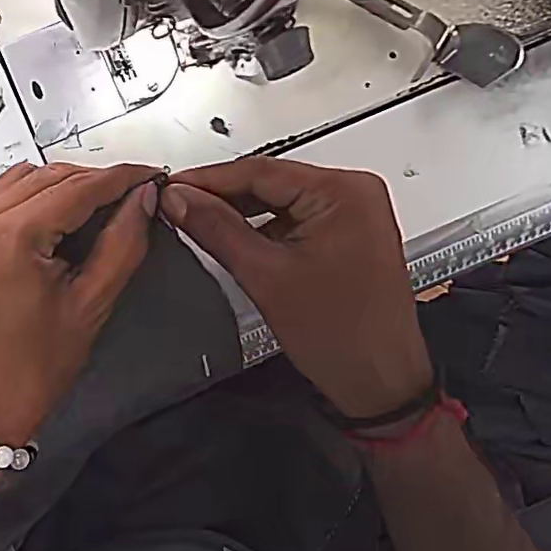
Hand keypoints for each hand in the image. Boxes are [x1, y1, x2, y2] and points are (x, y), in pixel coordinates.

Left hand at [0, 161, 159, 440]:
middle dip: (95, 179)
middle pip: (50, 176)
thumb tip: (140, 203)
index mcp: (10, 240)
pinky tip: (59, 214)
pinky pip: (1, 196)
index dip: (121, 177)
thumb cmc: (24, 373)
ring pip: (24, 179)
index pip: (78, 187)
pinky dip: (34, 195)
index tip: (146, 176)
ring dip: (64, 183)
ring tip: (100, 205)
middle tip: (132, 193)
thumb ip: (123, 243)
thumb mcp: (91, 306)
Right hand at [164, 157, 430, 417]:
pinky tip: (231, 236)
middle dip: (220, 195)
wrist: (377, 380)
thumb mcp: (264, 275)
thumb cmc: (344, 337)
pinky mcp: (345, 232)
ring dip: (238, 211)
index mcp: (344, 194)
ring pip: (278, 199)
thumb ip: (216, 229)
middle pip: (269, 181)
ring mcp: (353, 213)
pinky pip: (292, 217)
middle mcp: (355, 194)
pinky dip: (260, 226)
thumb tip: (182, 200)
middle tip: (177, 204)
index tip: (174, 188)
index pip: (260, 170)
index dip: (207, 179)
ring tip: (197, 220)